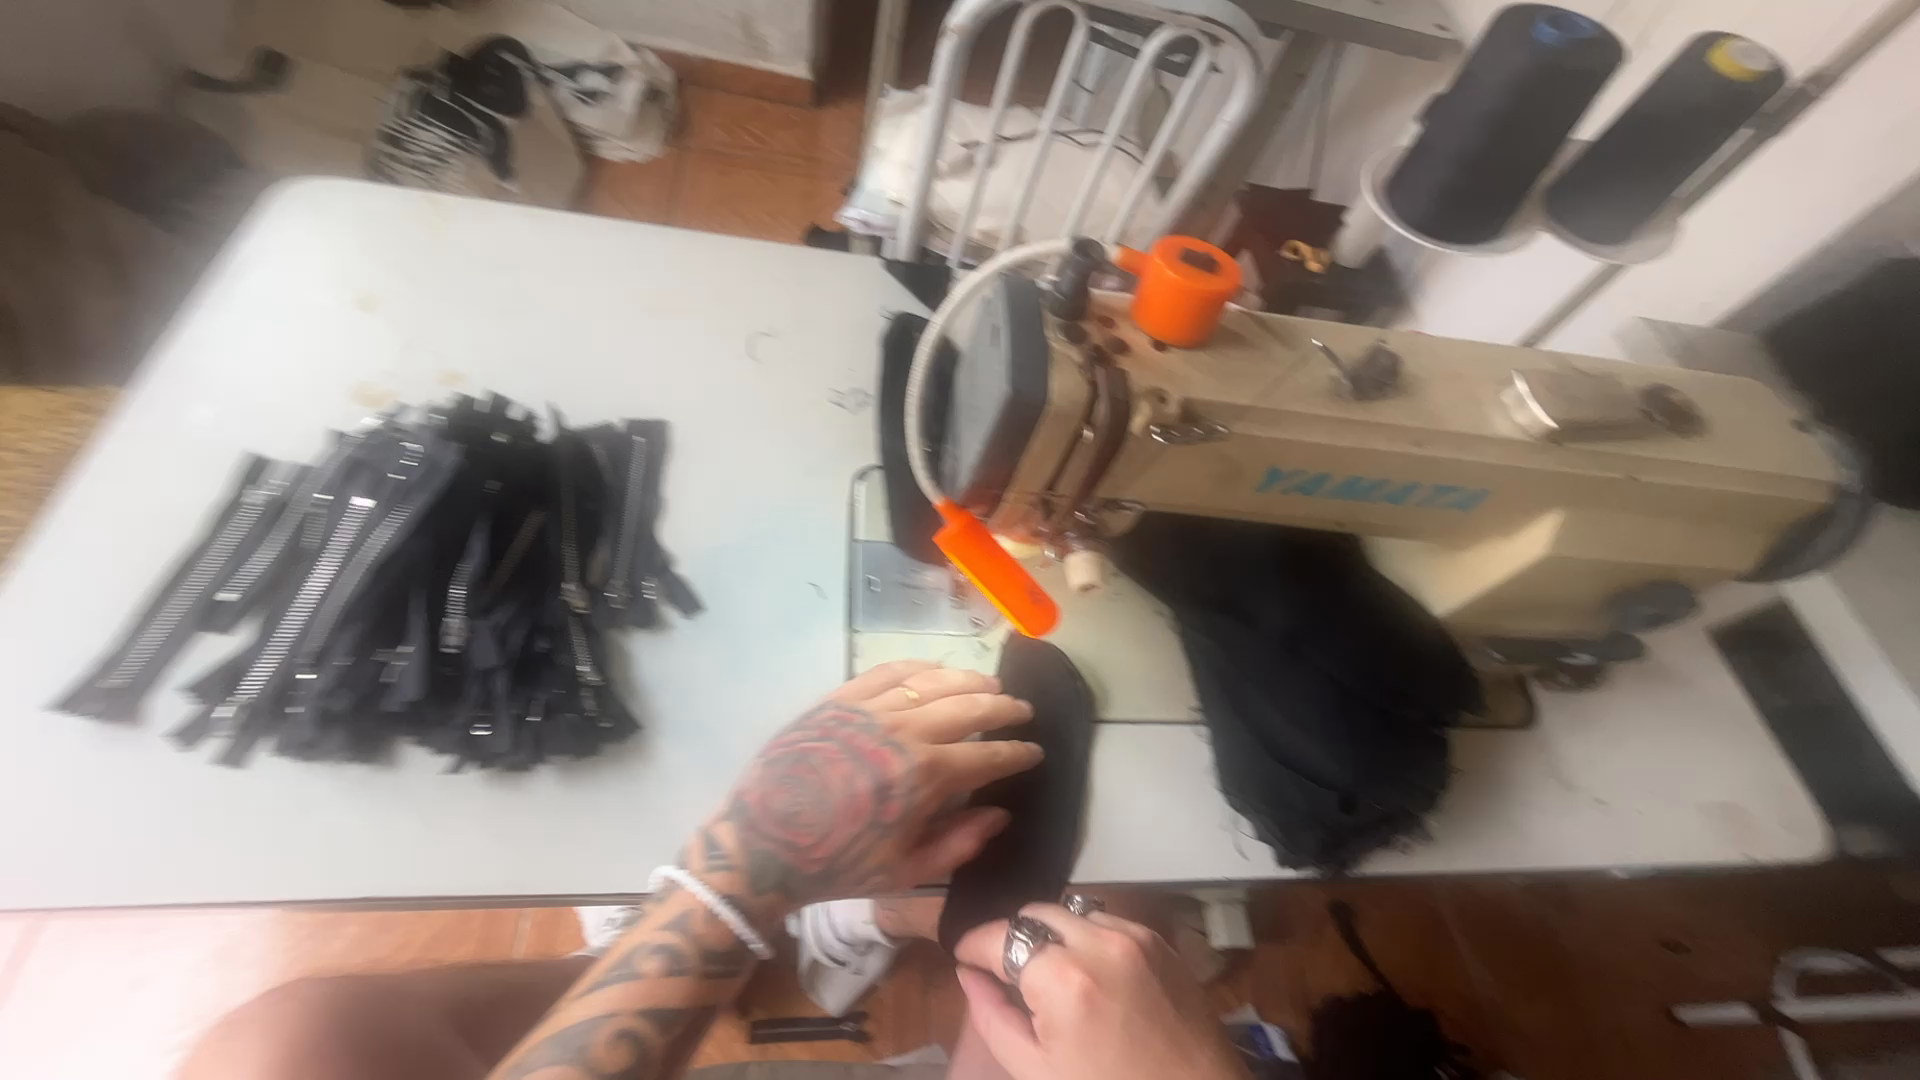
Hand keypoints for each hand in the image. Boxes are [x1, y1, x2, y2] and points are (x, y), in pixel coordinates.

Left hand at [685, 661, 1042, 929]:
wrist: (761, 844)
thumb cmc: (836, 864)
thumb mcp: (904, 871)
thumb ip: (959, 842)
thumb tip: (1001, 813)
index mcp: (926, 777)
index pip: (989, 756)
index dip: (1018, 753)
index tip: (1035, 751)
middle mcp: (906, 732)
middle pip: (970, 706)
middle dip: (1004, 707)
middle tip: (1022, 709)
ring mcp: (872, 709)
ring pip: (935, 681)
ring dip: (970, 680)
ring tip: (990, 683)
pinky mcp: (842, 698)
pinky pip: (890, 672)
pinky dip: (920, 667)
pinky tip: (935, 670)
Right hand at [953, 904, 1248, 1079]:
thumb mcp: (1038, 1073)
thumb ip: (993, 1018)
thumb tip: (969, 974)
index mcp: (1064, 979)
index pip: (1001, 937)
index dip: (974, 944)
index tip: (964, 956)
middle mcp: (1098, 942)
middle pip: (1035, 914)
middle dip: (1015, 938)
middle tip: (1010, 975)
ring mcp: (1133, 936)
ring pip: (1071, 913)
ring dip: (1054, 936)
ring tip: (1056, 978)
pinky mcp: (1158, 940)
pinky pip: (1107, 922)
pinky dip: (1090, 940)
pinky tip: (1094, 977)